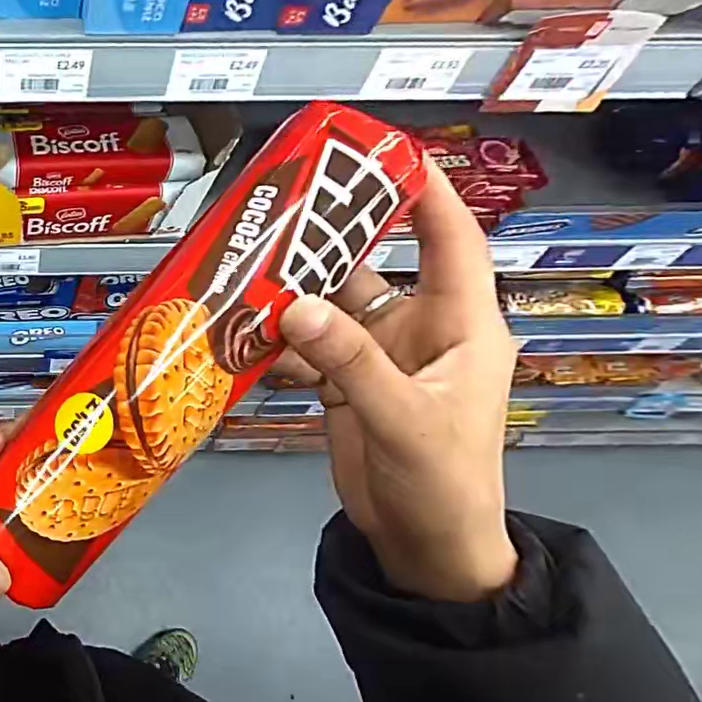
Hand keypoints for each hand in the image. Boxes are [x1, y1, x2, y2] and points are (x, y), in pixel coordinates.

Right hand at [271, 160, 517, 601]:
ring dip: (289, 300)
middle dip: (324, 248)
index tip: (391, 154)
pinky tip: (248, 346)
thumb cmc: (442, 482)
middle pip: (369, 271)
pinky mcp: (344, 383)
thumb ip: (351, 362)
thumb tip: (291, 305)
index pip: (452, 244)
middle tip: (274, 219)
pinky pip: (306, 348)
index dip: (429, 195)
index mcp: (459, 327)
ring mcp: (376, 358)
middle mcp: (416, 331)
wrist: (423, 546)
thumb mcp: (403, 421)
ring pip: (327, 310)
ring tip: (241, 283)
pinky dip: (278, 346)